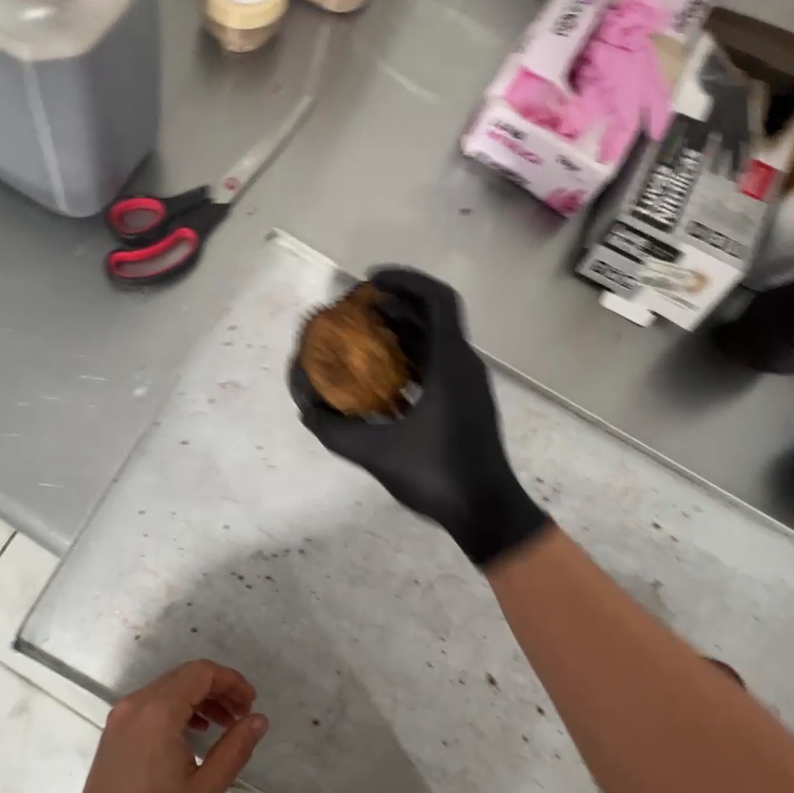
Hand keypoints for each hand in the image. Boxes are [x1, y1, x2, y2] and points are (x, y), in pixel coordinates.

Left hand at [59, 661, 268, 792]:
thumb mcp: (206, 788)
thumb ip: (236, 749)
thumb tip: (259, 719)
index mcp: (158, 712)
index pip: (201, 673)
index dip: (232, 681)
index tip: (252, 703)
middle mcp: (137, 703)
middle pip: (185, 676)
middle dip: (218, 688)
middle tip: (243, 714)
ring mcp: (121, 714)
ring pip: (168, 688)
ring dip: (199, 698)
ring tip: (224, 725)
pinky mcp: (115, 728)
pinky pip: (152, 703)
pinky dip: (178, 707)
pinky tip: (194, 733)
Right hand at [291, 267, 550, 566]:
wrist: (486, 511)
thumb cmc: (438, 475)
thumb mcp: (378, 454)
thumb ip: (337, 432)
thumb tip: (307, 410)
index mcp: (451, 364)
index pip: (437, 299)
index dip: (405, 281)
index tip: (370, 283)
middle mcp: (464, 366)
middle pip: (432, 317)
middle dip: (394, 307)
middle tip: (357, 310)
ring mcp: (468, 387)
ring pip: (435, 343)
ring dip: (401, 334)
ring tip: (362, 338)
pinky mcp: (466, 406)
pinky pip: (437, 367)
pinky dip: (409, 361)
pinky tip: (382, 380)